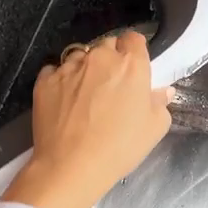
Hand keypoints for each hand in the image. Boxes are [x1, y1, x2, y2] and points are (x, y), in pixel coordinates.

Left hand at [1, 29, 171, 207]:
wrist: (71, 167)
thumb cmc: (120, 147)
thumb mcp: (155, 128)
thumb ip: (160, 103)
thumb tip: (161, 91)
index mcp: (131, 65)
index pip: (134, 39)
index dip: (134, 51)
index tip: (133, 67)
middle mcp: (100, 58)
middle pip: (107, 44)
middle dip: (111, 57)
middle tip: (111, 82)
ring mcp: (70, 67)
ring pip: (80, 55)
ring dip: (85, 67)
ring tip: (84, 91)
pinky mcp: (45, 80)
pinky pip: (55, 70)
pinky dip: (60, 79)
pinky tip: (63, 97)